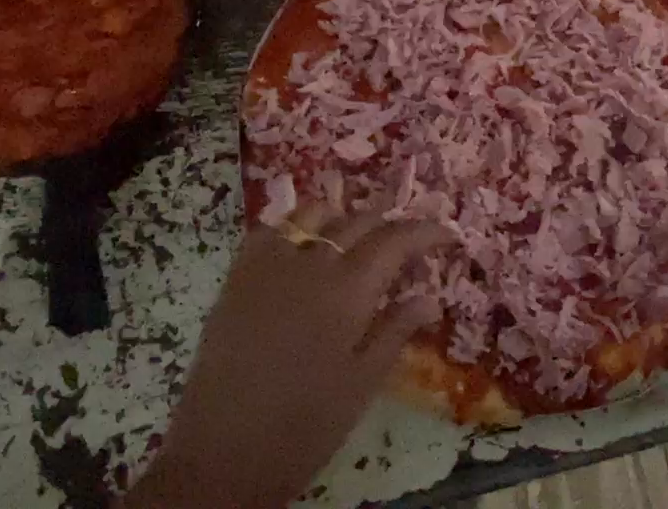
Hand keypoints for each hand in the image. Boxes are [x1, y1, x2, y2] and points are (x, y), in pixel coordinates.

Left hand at [125, 209, 453, 508]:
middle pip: (358, 221)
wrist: (220, 453)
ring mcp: (270, 263)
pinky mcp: (238, 275)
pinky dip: (295, 226)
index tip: (447, 234)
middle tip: (406, 241)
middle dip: (389, 223)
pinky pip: (271, 228)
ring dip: (343, 218)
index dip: (426, 231)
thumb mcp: (361, 385)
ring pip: (313, 214)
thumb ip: (396, 332)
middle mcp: (311, 262)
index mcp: (348, 290)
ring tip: (355, 238)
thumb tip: (430, 297)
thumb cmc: (302, 427)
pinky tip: (302, 245)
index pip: (396, 240)